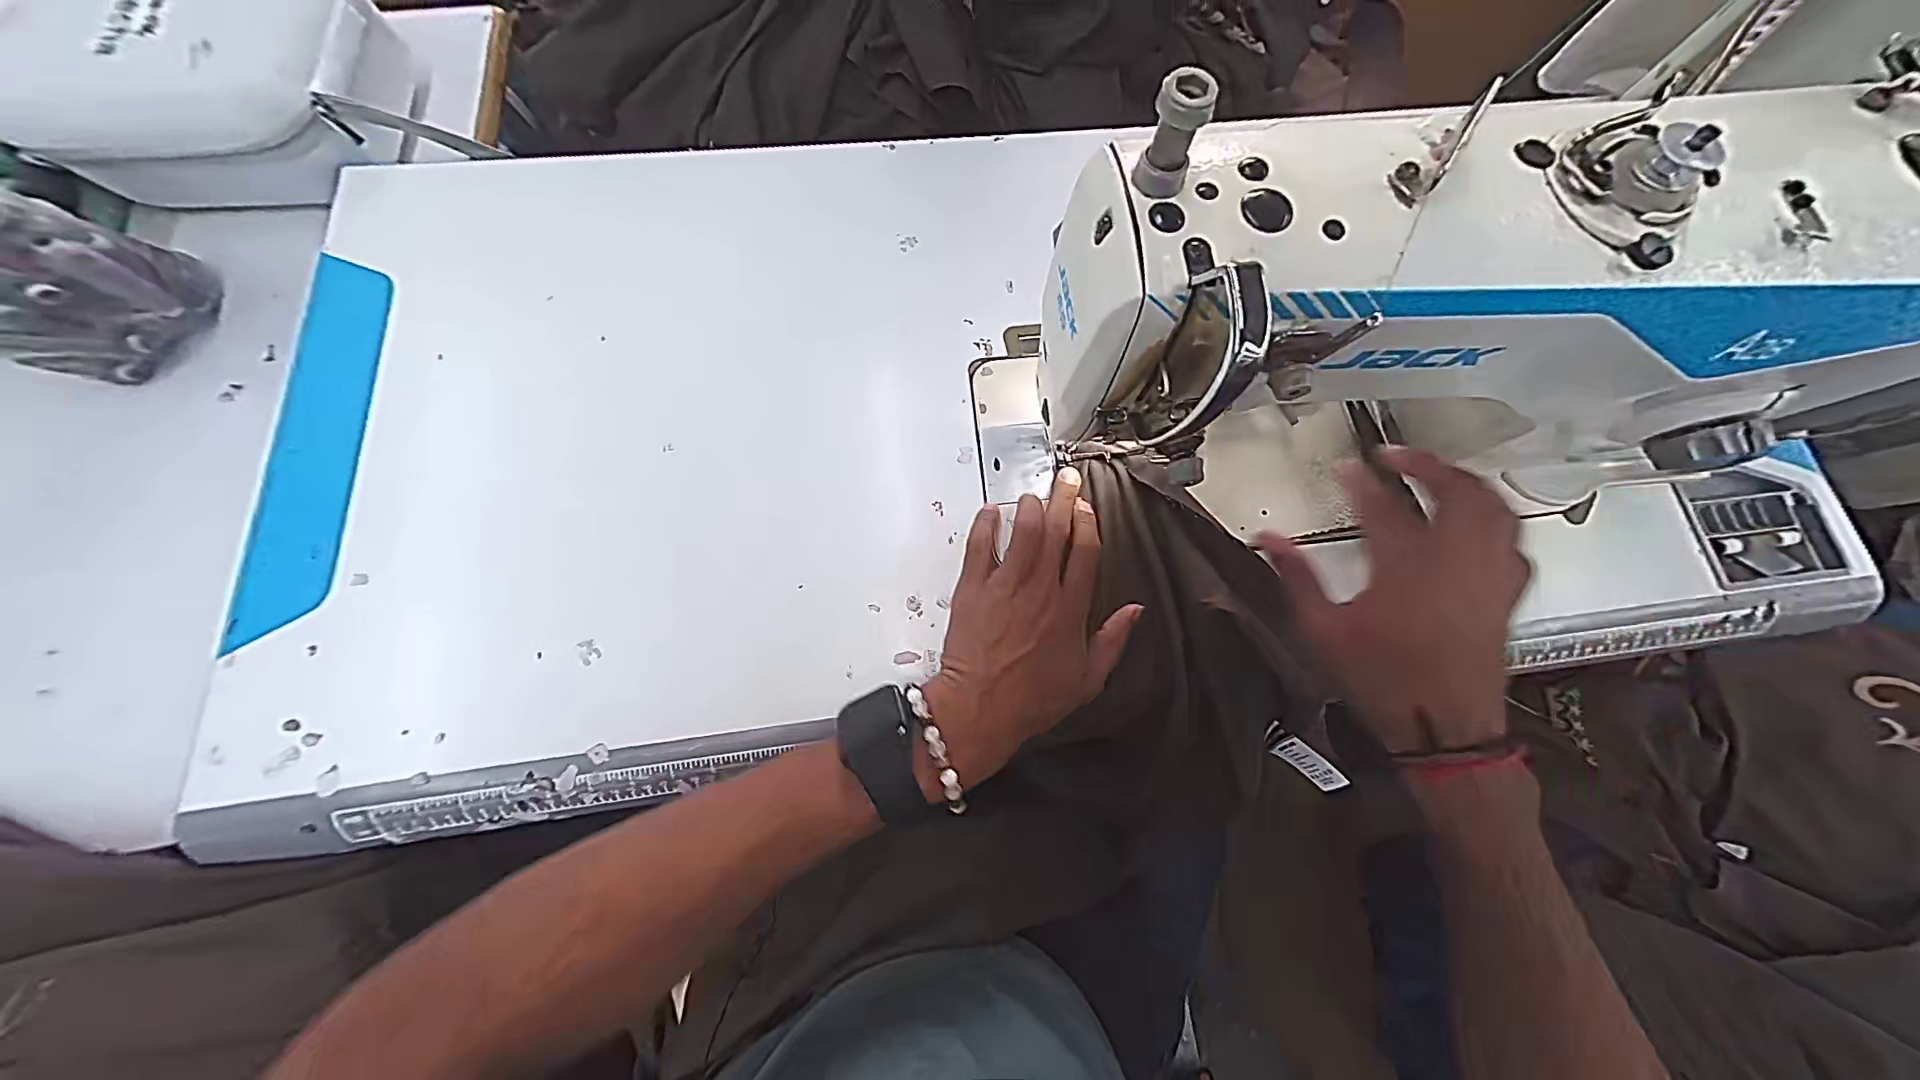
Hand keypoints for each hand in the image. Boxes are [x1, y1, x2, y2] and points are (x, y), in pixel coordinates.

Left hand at [921, 466, 1144, 791]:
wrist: (982, 709)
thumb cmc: (1031, 699)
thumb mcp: (1087, 679)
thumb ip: (1113, 640)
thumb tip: (1133, 612)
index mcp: (1069, 610)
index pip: (1084, 551)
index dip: (1087, 523)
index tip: (1086, 508)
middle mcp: (1040, 591)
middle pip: (1056, 532)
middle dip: (1063, 500)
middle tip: (1065, 480)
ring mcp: (1005, 588)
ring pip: (1022, 534)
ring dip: (1029, 508)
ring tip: (1033, 493)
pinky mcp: (973, 590)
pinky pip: (979, 548)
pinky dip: (985, 526)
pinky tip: (990, 512)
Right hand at [1255, 448, 1529, 752]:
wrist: (1441, 726)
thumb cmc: (1385, 680)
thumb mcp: (1321, 629)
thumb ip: (1296, 577)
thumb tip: (1271, 542)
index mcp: (1405, 566)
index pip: (1380, 504)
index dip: (1359, 480)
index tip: (1347, 468)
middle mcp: (1454, 563)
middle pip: (1455, 490)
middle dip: (1426, 462)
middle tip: (1398, 454)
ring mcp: (1486, 577)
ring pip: (1495, 508)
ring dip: (1467, 481)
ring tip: (1445, 472)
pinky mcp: (1505, 595)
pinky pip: (1514, 541)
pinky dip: (1497, 519)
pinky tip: (1484, 523)